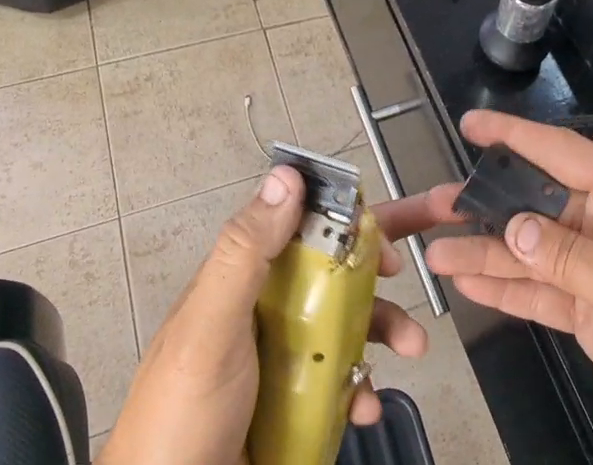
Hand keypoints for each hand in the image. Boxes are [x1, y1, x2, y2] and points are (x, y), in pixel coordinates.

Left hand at [100, 167, 444, 464]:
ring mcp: (283, 355)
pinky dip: (363, 386)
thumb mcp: (210, 326)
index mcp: (246, 278)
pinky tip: (365, 405)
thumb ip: (244, 252)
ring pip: (348, 322)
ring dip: (387, 326)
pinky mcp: (296, 399)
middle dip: (381, 266)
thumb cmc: (180, 415)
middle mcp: (267, 308)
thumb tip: (287, 177)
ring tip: (412, 346)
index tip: (393, 217)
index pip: (305, 224)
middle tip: (410, 271)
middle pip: (335, 268)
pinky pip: (343, 378)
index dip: (351, 214)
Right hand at [424, 111, 592, 446]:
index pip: (564, 155)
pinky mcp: (589, 310)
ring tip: (436, 251)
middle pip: (537, 204)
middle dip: (488, 203)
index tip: (472, 124)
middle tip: (436, 203)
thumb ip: (570, 258)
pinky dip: (506, 289)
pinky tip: (469, 282)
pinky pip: (540, 291)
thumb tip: (513, 228)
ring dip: (487, 251)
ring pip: (531, 251)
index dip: (516, 136)